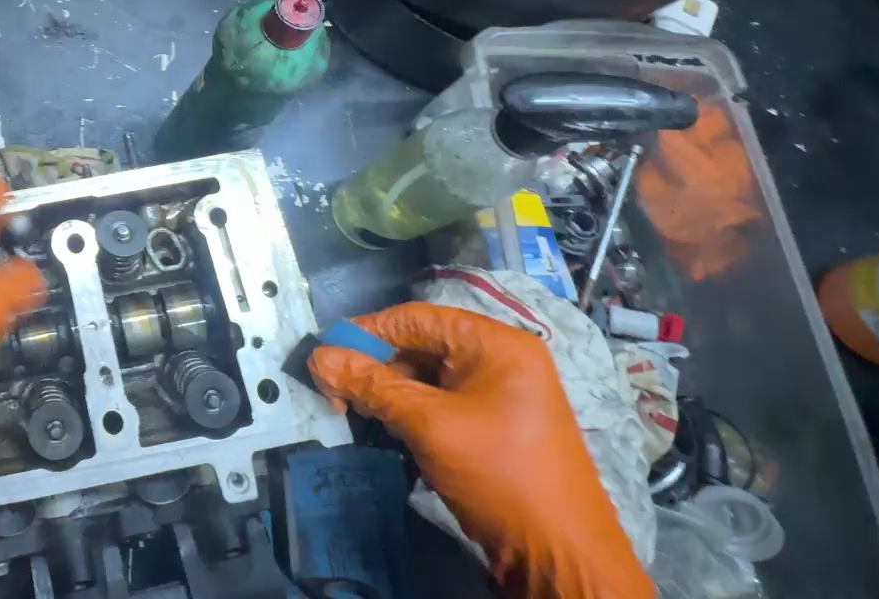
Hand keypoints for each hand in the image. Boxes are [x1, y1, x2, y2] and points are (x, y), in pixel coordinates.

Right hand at [309, 303, 653, 598]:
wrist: (562, 560)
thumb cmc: (500, 476)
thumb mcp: (427, 424)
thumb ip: (370, 384)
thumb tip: (317, 357)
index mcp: (495, 343)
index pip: (415, 318)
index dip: (366, 332)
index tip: (326, 354)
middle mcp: (499, 359)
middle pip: (418, 344)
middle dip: (375, 366)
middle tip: (337, 390)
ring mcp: (499, 393)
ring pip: (425, 374)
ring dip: (388, 391)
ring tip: (359, 413)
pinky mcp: (493, 424)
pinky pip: (439, 400)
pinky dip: (408, 410)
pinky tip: (387, 427)